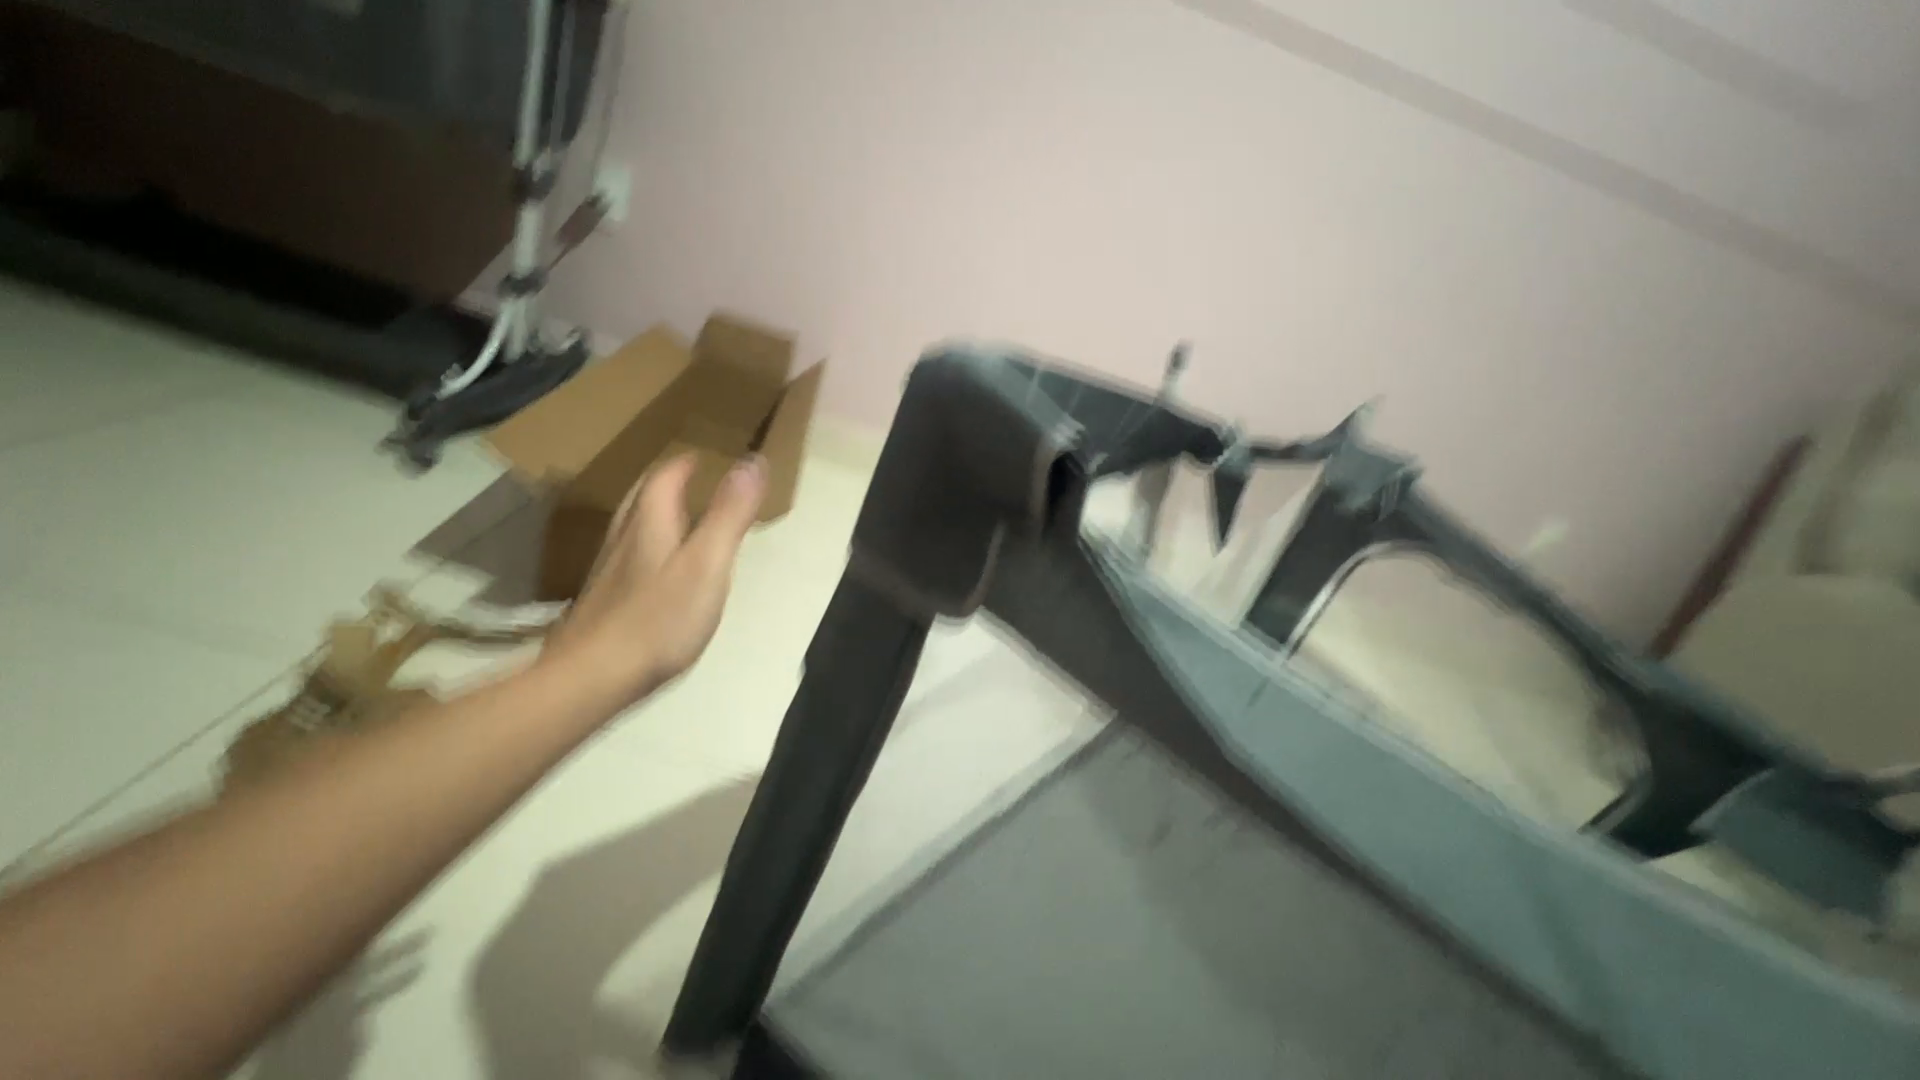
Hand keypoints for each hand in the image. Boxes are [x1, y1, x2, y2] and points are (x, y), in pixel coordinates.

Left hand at [541, 452, 766, 704]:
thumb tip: (753, 459)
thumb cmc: (659, 619)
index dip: (686, 463)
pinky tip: (661, 574)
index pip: (665, 476)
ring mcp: (609, 571)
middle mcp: (624, 537)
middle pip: (643, 498)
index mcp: (651, 522)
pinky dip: (649, 550)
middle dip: (667, 484)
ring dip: (657, 516)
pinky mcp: (605, 601)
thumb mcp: (708, 564)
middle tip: (692, 480)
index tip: (704, 456)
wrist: (592, 676)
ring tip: (682, 519)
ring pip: (633, 528)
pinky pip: (630, 559)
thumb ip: (730, 514)